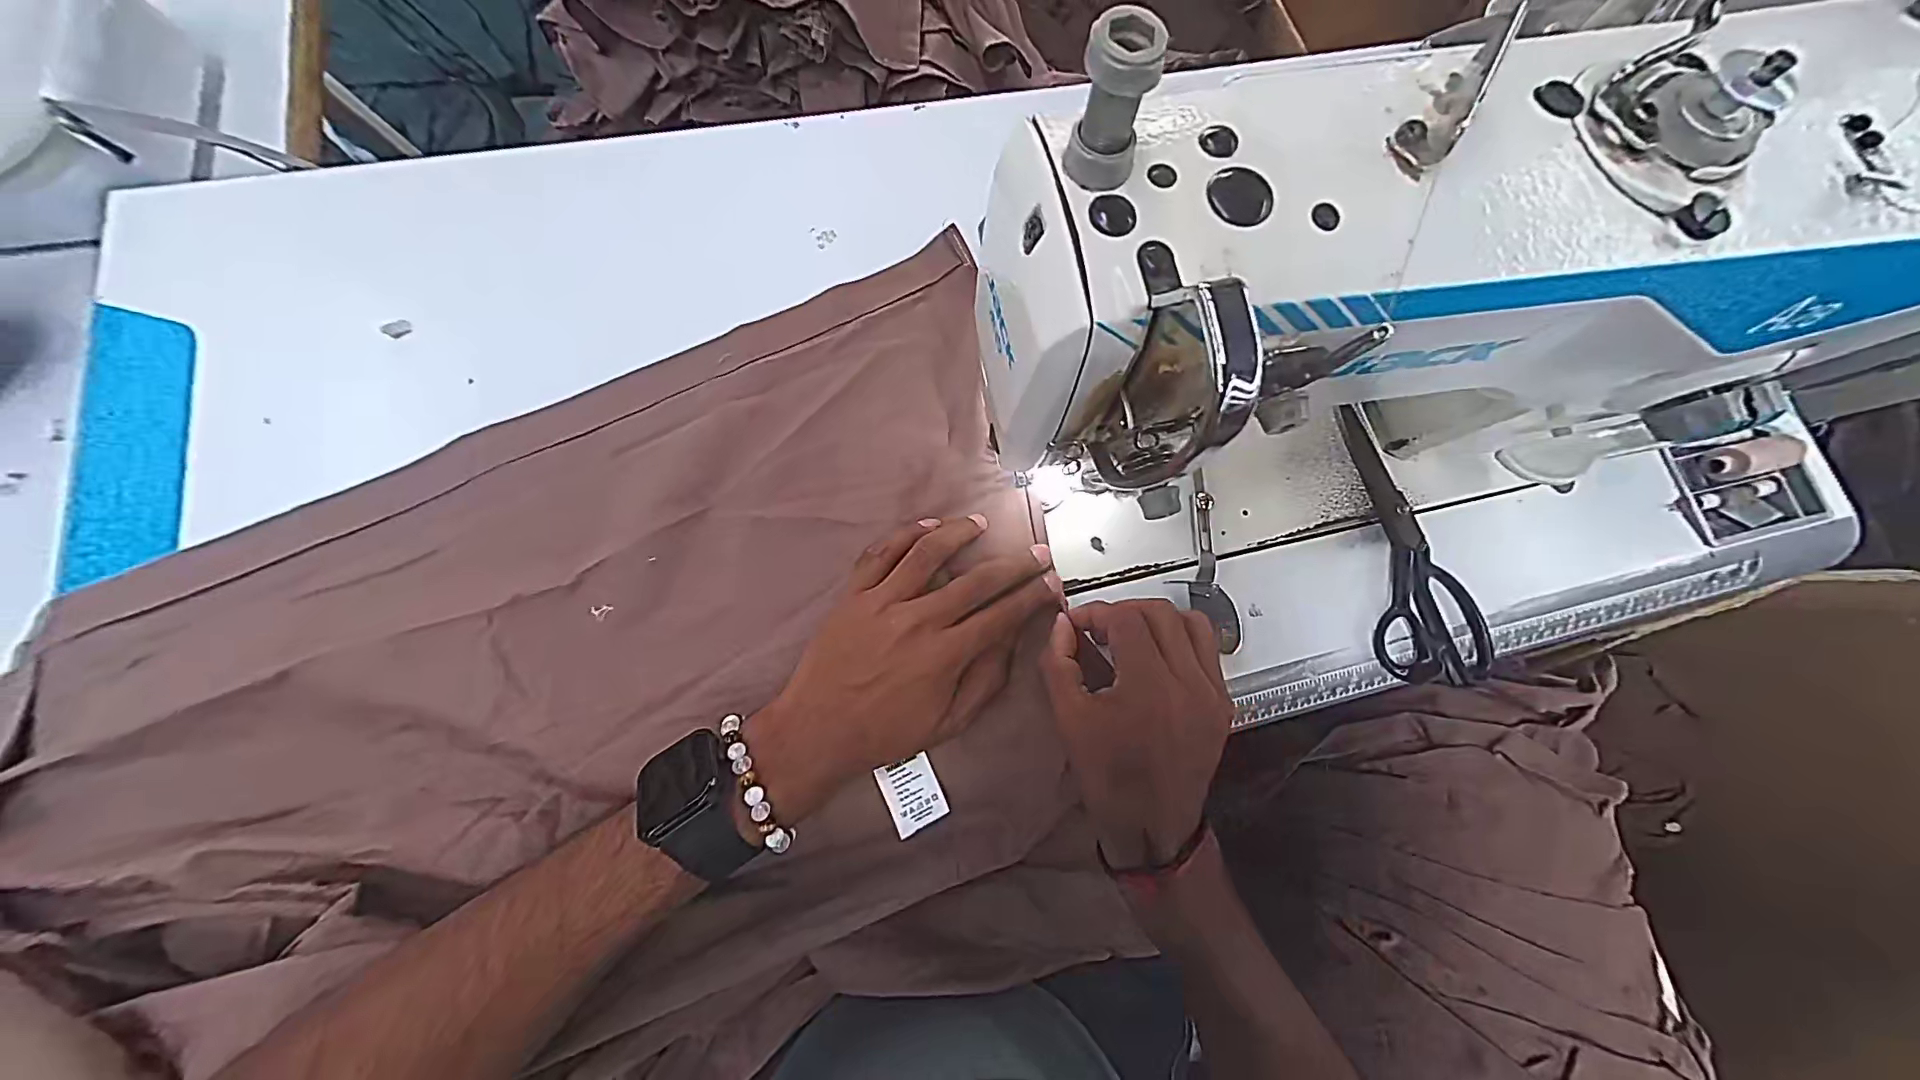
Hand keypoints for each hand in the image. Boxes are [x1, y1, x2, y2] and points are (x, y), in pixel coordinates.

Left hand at [747, 516, 1062, 823]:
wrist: (816, 730)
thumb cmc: (884, 732)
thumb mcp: (946, 722)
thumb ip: (984, 681)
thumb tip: (1010, 641)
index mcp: (944, 655)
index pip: (1002, 615)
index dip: (1032, 596)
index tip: (1049, 583)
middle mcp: (918, 621)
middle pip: (977, 580)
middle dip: (1014, 564)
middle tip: (1035, 553)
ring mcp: (882, 603)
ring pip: (928, 553)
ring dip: (959, 533)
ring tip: (979, 523)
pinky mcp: (853, 595)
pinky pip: (881, 554)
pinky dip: (906, 535)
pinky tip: (927, 527)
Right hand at [1040, 599, 1233, 869]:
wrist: (1151, 825)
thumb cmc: (1108, 778)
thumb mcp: (1068, 719)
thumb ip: (1058, 663)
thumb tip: (1064, 626)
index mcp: (1148, 688)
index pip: (1125, 619)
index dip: (1095, 613)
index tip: (1077, 624)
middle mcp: (1188, 684)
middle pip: (1159, 613)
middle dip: (1123, 611)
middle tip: (1099, 628)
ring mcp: (1212, 694)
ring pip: (1191, 623)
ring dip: (1156, 619)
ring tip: (1131, 635)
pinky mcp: (1222, 704)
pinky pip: (1207, 651)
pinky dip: (1181, 640)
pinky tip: (1159, 656)